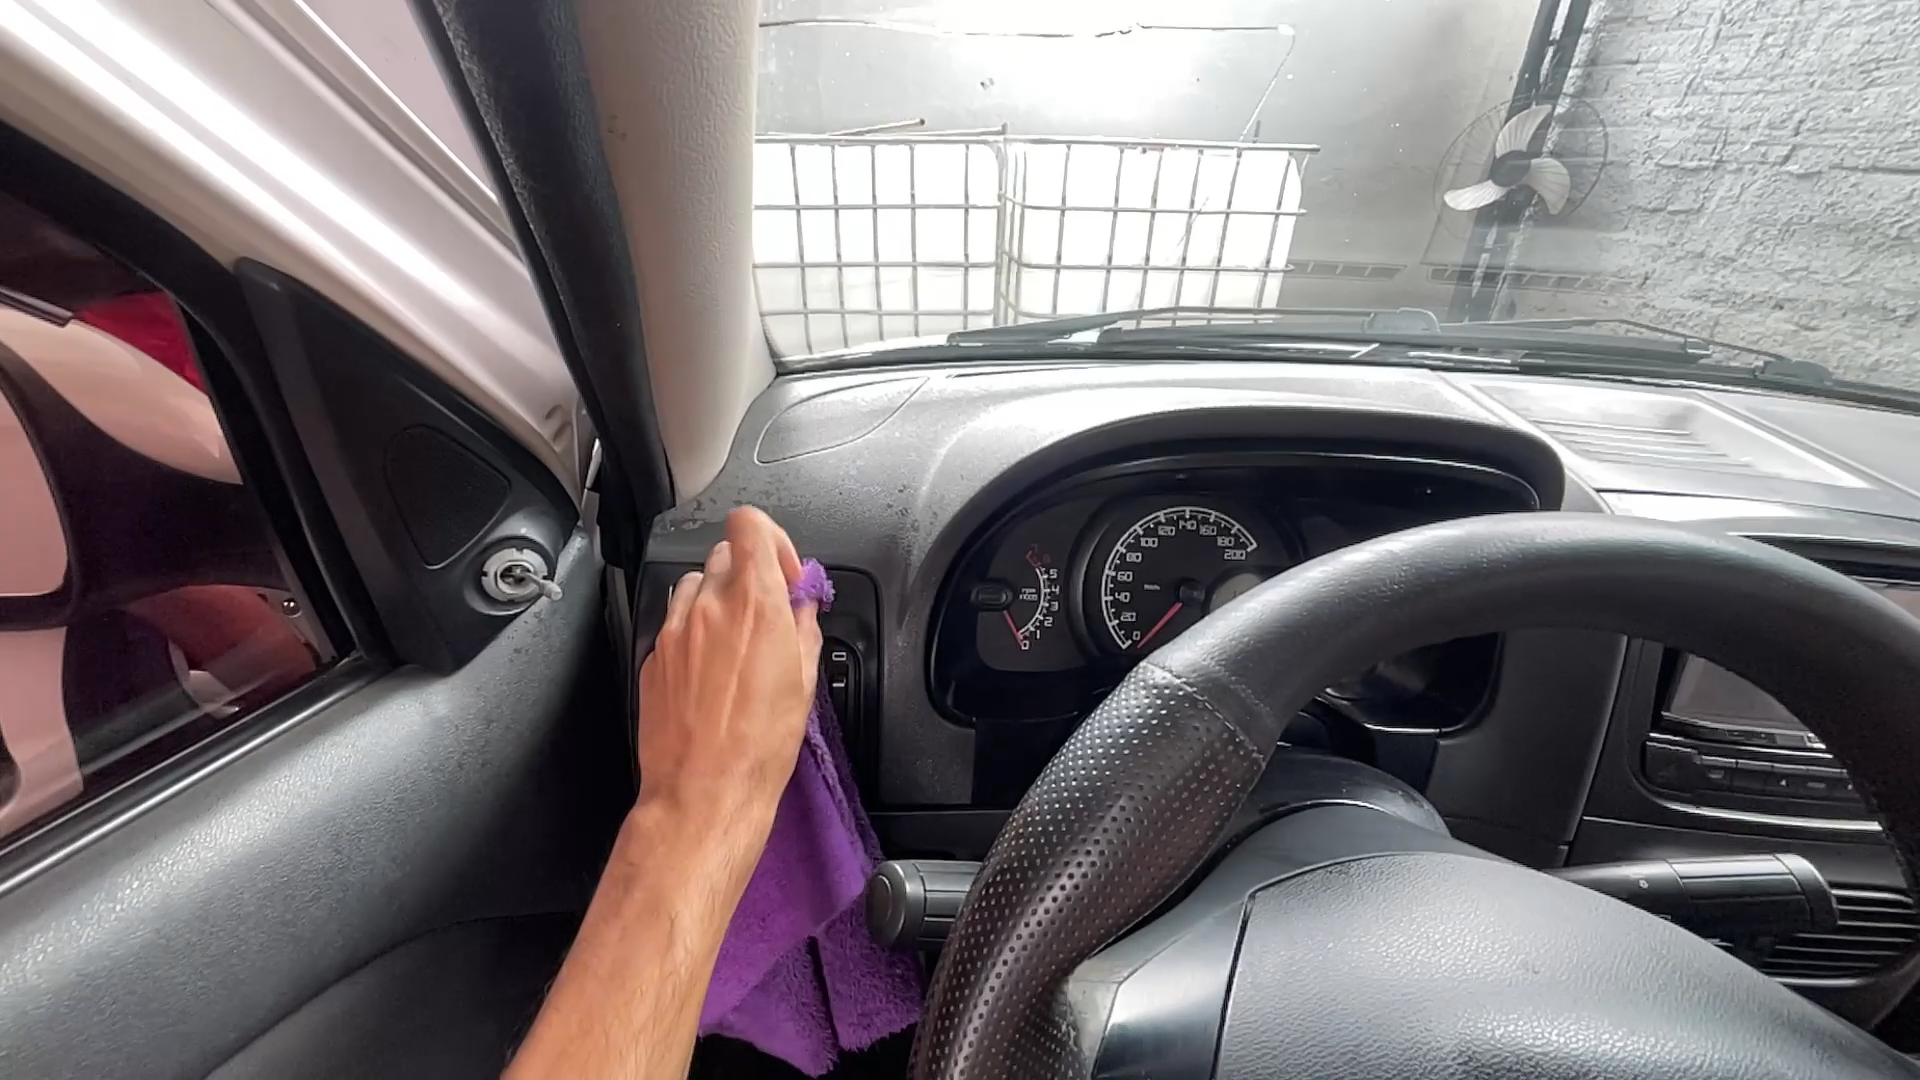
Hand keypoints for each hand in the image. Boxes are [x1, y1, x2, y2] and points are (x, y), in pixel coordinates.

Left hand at [635, 507, 821, 875]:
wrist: (704, 791)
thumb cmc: (762, 742)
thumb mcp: (804, 680)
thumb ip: (804, 627)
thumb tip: (801, 608)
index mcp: (756, 603)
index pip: (749, 526)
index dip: (772, 540)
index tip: (785, 574)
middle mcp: (710, 606)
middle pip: (726, 554)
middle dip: (750, 574)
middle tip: (767, 611)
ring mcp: (675, 629)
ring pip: (698, 585)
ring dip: (721, 600)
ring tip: (737, 643)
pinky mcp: (654, 656)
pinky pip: (678, 623)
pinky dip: (697, 631)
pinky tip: (712, 672)